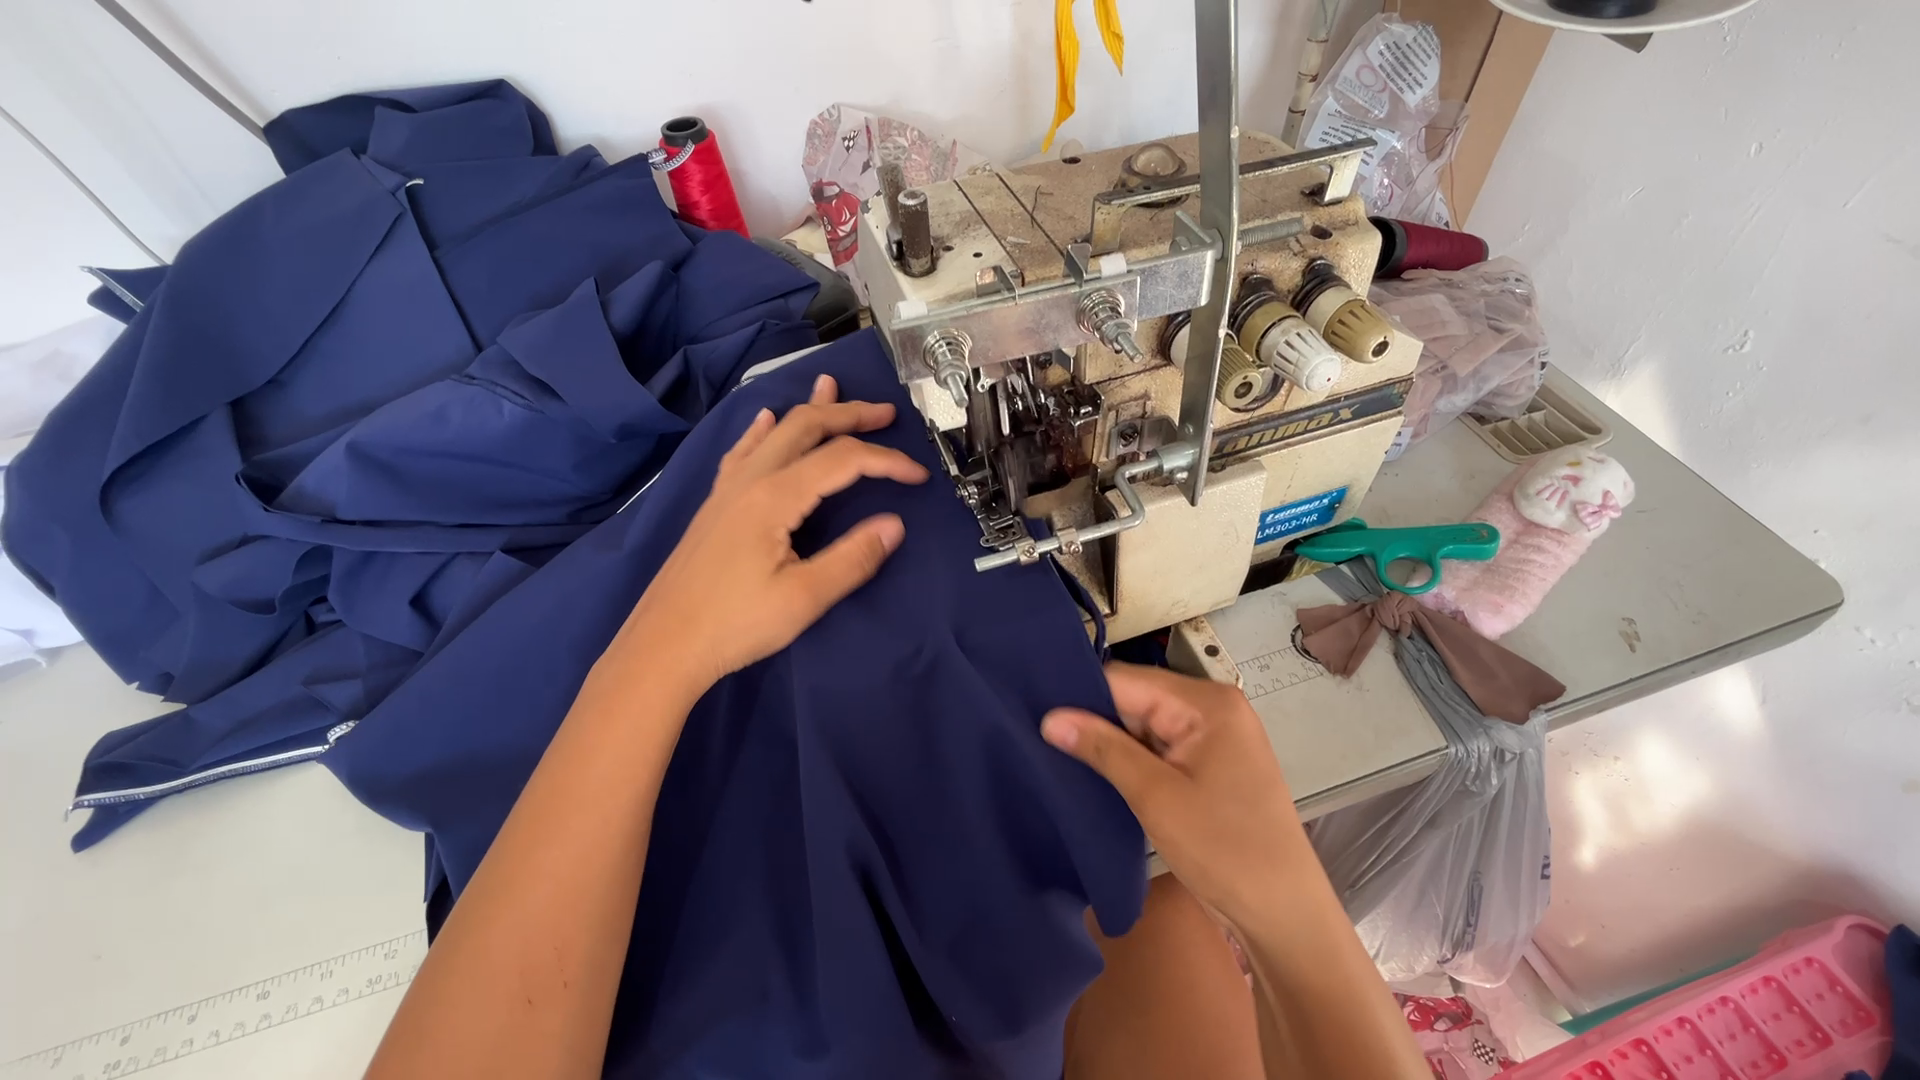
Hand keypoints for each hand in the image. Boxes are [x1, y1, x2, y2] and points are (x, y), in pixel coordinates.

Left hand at [599, 373, 928, 699]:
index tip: (918, 478)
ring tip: (832, 388)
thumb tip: (895, 524)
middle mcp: (750, 480)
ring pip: (774, 432)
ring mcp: (727, 489)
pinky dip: (764, 429)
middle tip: (885, 413)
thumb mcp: (805, 599)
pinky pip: (743, 450)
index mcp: (775, 497)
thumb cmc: (735, 624)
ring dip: (810, 411)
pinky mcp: (715, 504)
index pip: (843, 460)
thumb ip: (853, 558)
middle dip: (849, 414)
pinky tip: (765, 420)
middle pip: (805, 427)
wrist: (663, 645)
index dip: (886, 462)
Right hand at [1042, 663, 1310, 932]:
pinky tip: (1096, 774)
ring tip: (1057, 756)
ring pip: (1142, 725)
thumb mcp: (1155, 796)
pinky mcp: (1209, 764)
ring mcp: (1214, 737)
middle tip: (1039, 738)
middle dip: (1093, 721)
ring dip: (1110, 744)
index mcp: (1207, 702)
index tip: (1033, 712)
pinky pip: (1158, 748)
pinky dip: (1130, 761)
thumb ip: (1102, 749)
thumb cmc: (1224, 849)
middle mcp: (1213, 707)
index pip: (1125, 681)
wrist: (1283, 914)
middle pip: (1134, 700)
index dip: (1080, 696)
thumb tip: (1048, 718)